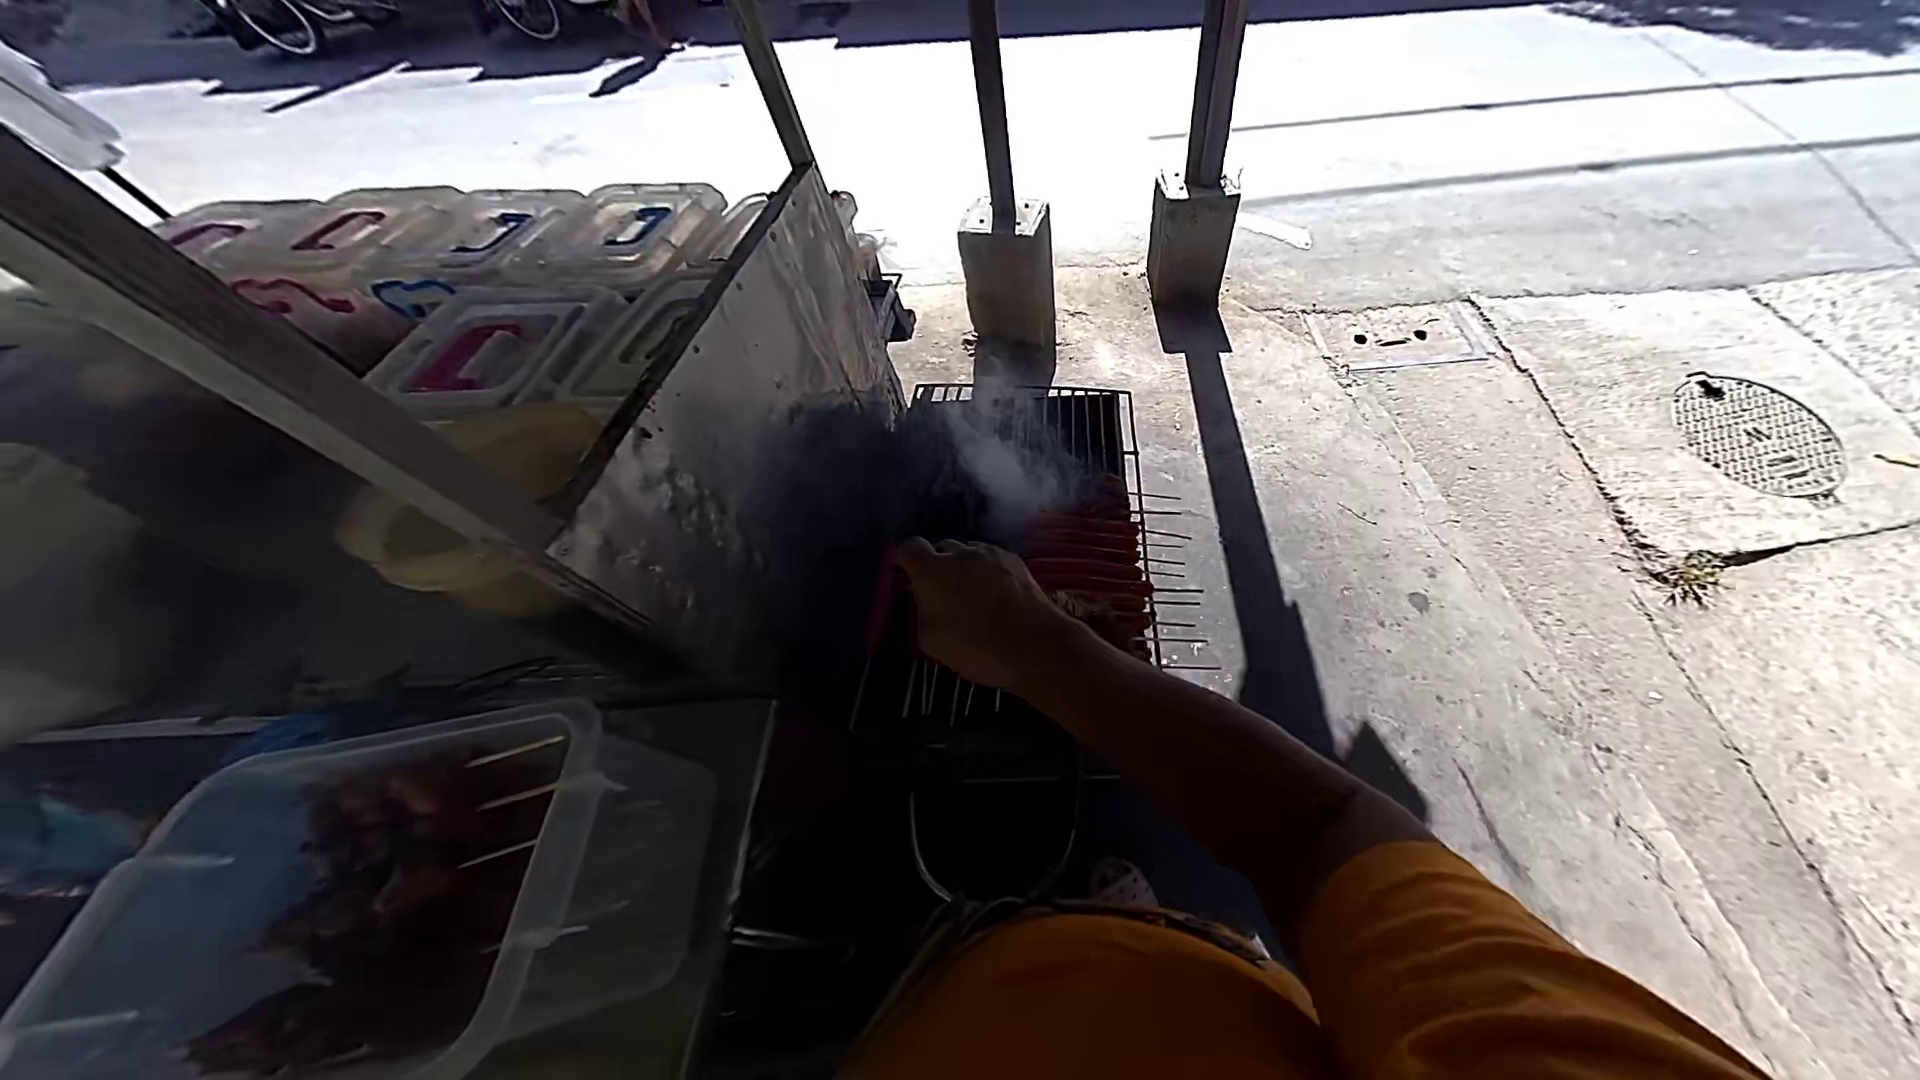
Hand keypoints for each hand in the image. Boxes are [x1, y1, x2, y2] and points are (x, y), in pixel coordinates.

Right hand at [895, 537, 1087, 689]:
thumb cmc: (976, 646)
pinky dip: (988, 572)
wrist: (1034, 645)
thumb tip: (923, 599)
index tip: (910, 578)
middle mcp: (960, 553)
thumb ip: (921, 611)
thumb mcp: (931, 641)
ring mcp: (990, 553)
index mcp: (932, 571)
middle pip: (940, 549)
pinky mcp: (1014, 560)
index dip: (907, 562)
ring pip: (968, 554)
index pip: (908, 548)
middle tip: (944, 595)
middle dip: (938, 567)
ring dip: (965, 569)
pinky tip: (996, 596)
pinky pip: (992, 560)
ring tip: (974, 597)